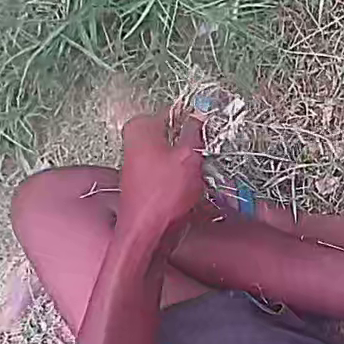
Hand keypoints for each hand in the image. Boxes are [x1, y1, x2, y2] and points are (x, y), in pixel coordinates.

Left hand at [117, 110, 205, 244]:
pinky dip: (182, 176)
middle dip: (192, 142)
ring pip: (173, 153)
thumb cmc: (161, 196)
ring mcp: (138, 163)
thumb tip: (199, 116)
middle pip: (173, 133)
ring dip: (189, 161)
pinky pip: (170, 171)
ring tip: (198, 174)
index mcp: (141, 127)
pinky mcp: (146, 181)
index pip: (173, 111)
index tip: (209, 123)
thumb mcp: (189, 156)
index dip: (195, 118)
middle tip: (205, 151)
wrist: (147, 232)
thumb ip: (195, 132)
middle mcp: (135, 142)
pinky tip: (190, 187)